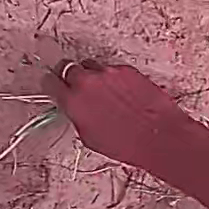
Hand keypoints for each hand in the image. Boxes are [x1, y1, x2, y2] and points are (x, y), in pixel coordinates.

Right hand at [45, 60, 208, 172]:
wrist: (158, 135)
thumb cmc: (127, 143)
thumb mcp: (89, 136)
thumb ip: (77, 115)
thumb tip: (76, 109)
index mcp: (73, 101)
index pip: (50, 82)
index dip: (50, 84)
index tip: (52, 85)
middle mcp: (87, 82)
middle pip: (67, 67)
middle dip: (68, 75)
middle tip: (73, 83)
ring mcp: (107, 73)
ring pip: (90, 66)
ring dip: (91, 75)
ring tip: (101, 91)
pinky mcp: (126, 69)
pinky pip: (111, 69)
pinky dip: (112, 78)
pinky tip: (120, 92)